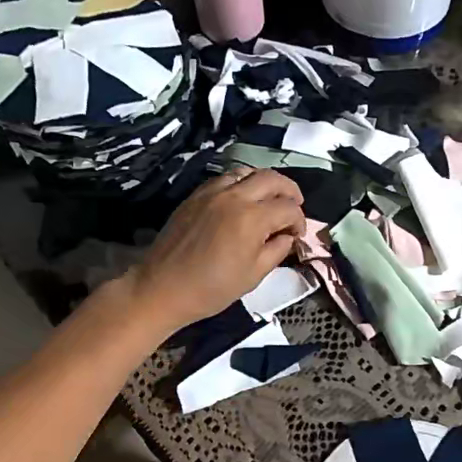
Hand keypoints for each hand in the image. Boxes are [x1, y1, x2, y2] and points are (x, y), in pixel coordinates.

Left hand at [120, 168, 304, 333]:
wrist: (162, 287)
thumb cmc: (211, 289)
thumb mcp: (253, 275)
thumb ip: (276, 250)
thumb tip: (287, 236)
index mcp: (252, 218)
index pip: (288, 208)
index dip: (299, 221)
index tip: (296, 235)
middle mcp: (234, 197)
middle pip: (271, 179)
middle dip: (289, 191)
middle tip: (294, 205)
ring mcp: (211, 193)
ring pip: (246, 172)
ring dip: (263, 182)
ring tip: (268, 199)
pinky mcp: (194, 196)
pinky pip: (223, 179)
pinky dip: (239, 183)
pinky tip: (240, 199)